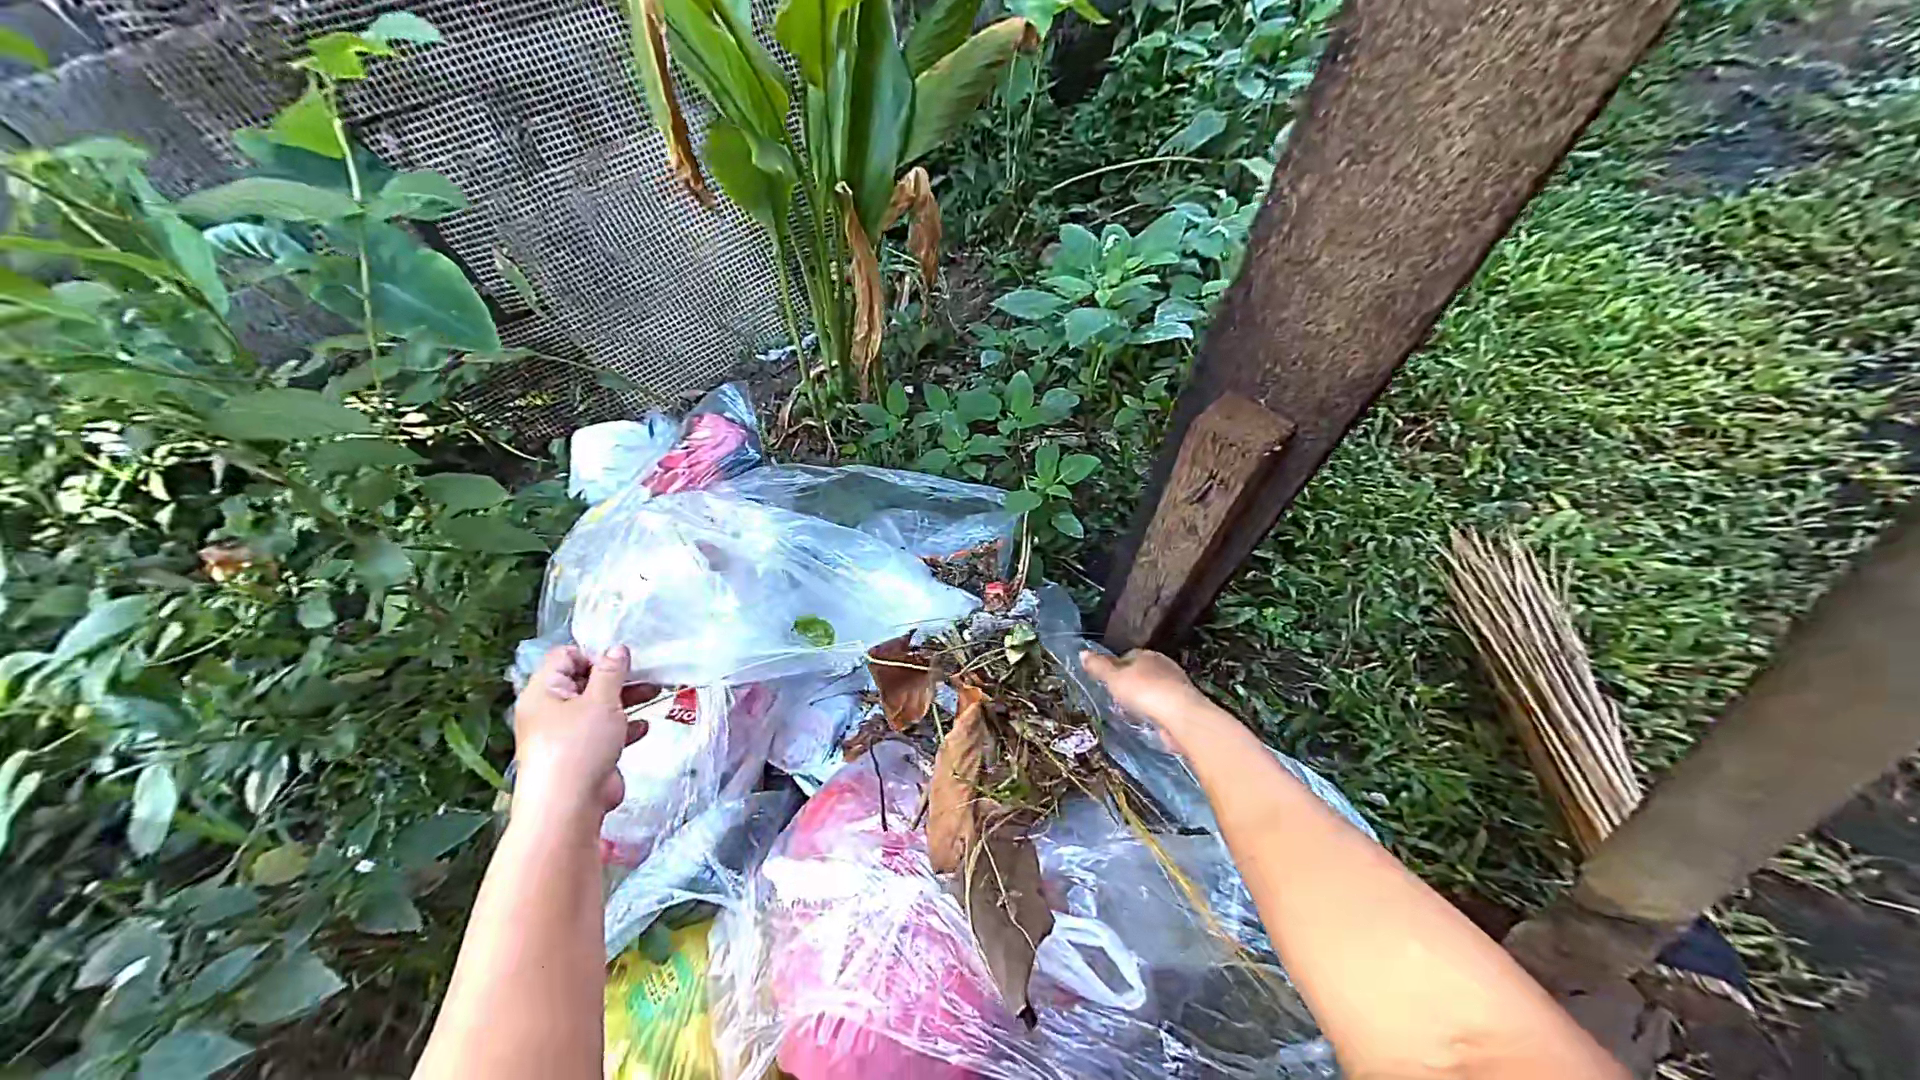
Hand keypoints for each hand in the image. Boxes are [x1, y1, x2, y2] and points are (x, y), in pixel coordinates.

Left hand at [512, 645, 651, 816]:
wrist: (569, 807)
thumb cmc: (579, 746)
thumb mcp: (600, 700)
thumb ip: (612, 671)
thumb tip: (617, 649)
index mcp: (543, 692)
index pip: (565, 657)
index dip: (594, 654)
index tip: (623, 661)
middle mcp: (550, 711)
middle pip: (584, 681)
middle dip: (617, 677)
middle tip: (647, 674)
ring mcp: (566, 735)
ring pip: (597, 707)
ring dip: (625, 699)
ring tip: (655, 692)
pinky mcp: (582, 755)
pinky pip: (604, 732)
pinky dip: (623, 726)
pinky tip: (643, 727)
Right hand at [1080, 648, 1217, 749]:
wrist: (1180, 716)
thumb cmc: (1143, 691)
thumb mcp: (1113, 678)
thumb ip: (1098, 667)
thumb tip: (1082, 652)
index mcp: (1148, 655)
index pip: (1128, 656)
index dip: (1116, 668)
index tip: (1107, 682)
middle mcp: (1164, 666)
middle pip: (1141, 673)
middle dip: (1129, 684)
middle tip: (1116, 698)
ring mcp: (1176, 686)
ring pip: (1152, 690)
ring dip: (1142, 700)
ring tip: (1129, 713)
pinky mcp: (1183, 706)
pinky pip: (1161, 706)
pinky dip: (1153, 712)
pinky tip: (1145, 722)